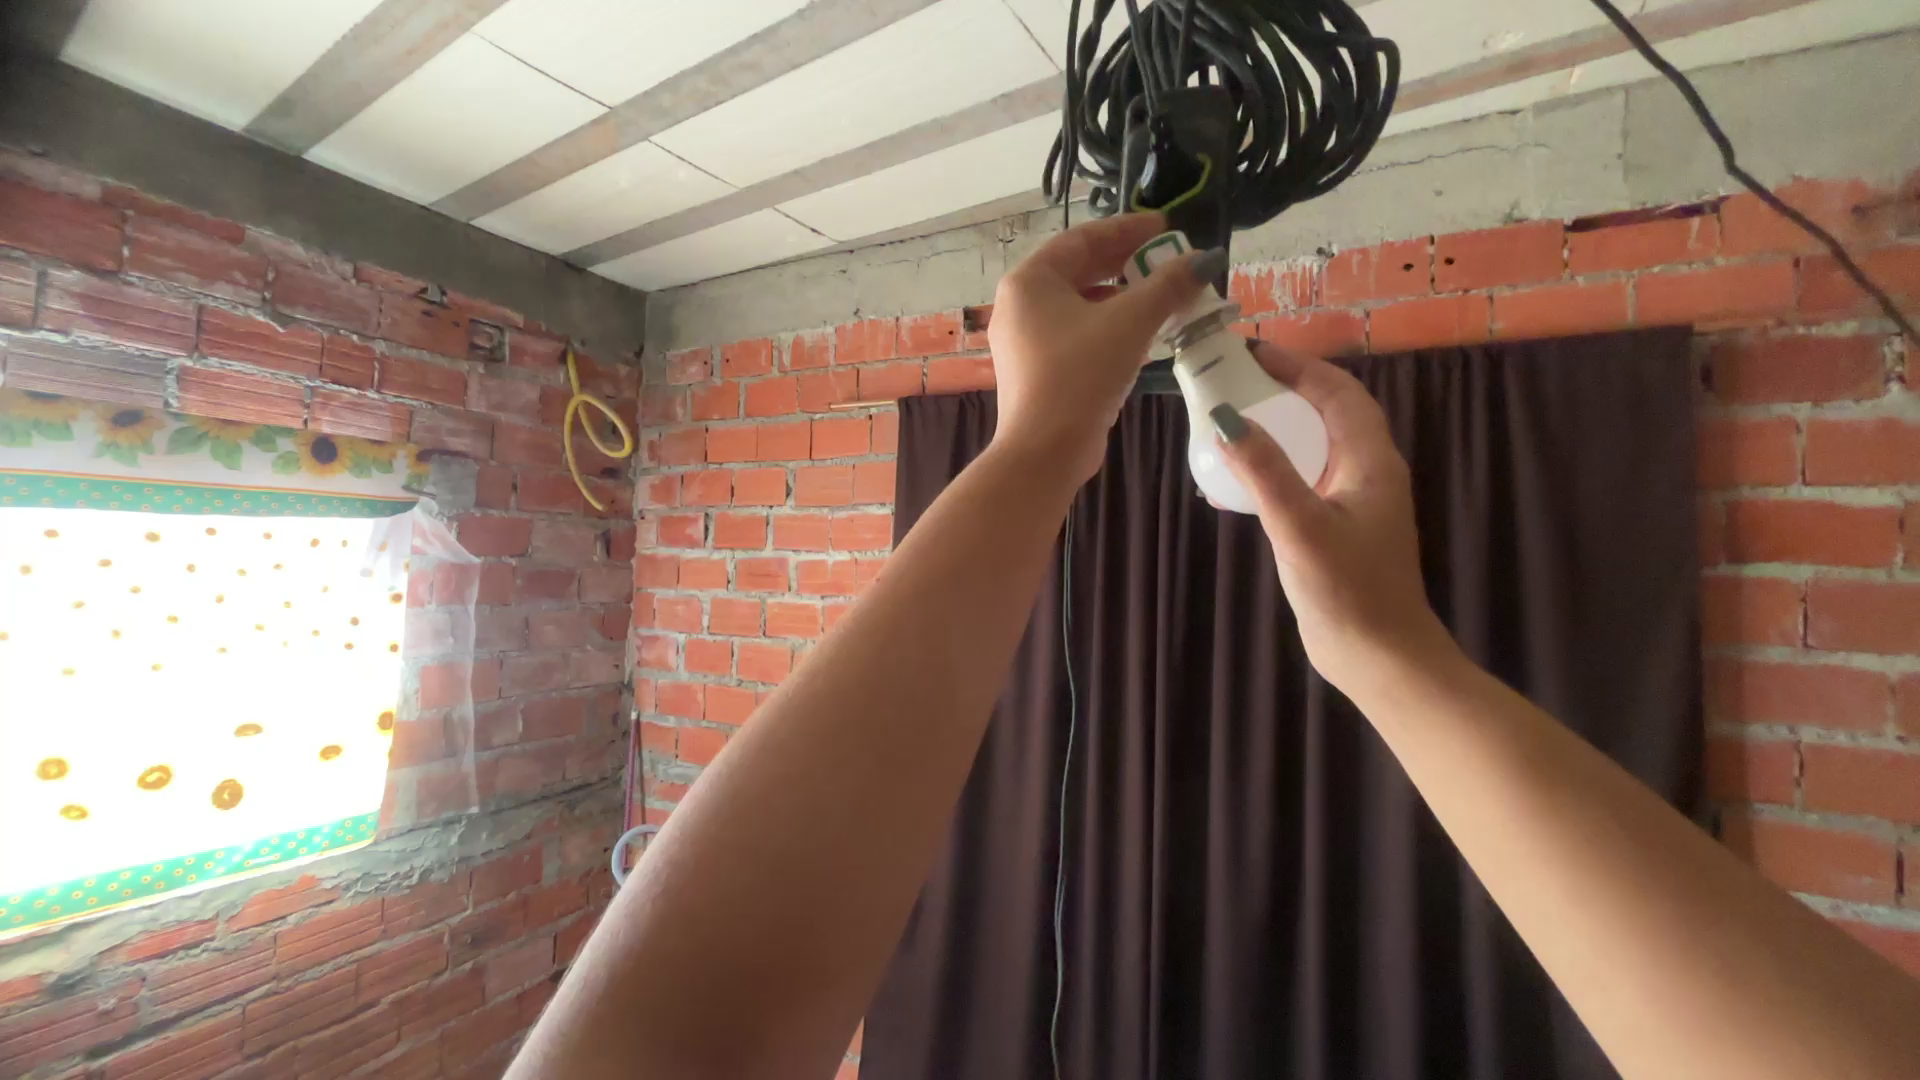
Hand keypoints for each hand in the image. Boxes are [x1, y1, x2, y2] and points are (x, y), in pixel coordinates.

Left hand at [987, 212, 1218, 480]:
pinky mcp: (1037, 372)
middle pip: (1078, 271)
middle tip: (1168, 259)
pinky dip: (1108, 327)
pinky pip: (1076, 335)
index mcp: (1029, 282)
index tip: (1165, 227)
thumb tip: (1203, 260)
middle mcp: (1019, 307)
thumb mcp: (1129, 323)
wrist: (1045, 451)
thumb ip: (1167, 286)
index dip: (1126, 229)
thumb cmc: (1080, 375)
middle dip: (1125, 263)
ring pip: (1079, 306)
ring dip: (1121, 298)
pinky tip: (1141, 335)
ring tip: (1162, 296)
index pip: (1081, 239)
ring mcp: (1024, 342)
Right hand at [1213, 343, 1455, 690]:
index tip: (1250, 353)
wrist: (1379, 657)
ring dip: (1274, 428)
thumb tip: (1226, 419)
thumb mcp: (1300, 526)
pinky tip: (1234, 483)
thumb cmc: (1347, 590)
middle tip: (1231, 383)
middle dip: (1281, 390)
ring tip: (1227, 422)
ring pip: (1311, 446)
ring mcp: (1351, 502)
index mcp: (1370, 461)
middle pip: (1325, 412)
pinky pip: (1300, 480)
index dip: (1297, 366)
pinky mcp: (1334, 528)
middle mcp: (1365, 472)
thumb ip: (1264, 471)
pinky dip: (1270, 468)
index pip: (1337, 392)